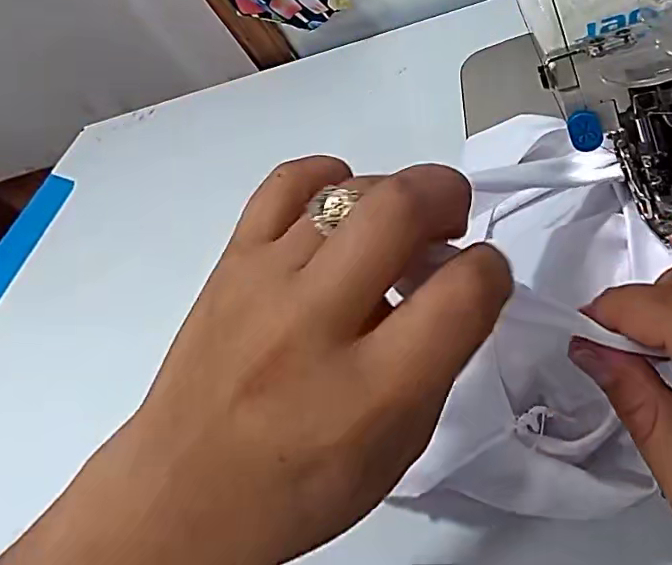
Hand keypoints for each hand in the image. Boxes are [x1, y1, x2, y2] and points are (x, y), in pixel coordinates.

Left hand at [0, 159, 511, 564]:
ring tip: (397, 222)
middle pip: (400, 209)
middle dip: (446, 193)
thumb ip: (441, 356)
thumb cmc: (301, 483)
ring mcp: (265, 281)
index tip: (482, 272)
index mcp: (372, 391)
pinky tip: (338, 203)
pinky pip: (286, 181)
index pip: (462, 293)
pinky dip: (327, 176)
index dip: (491, 269)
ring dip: (395, 192)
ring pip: (350, 188)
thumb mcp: (399, 445)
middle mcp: (316, 324)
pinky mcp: (230, 258)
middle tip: (450, 218)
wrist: (180, 496)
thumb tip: (459, 275)